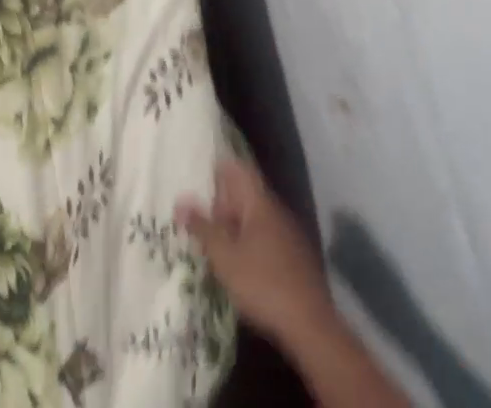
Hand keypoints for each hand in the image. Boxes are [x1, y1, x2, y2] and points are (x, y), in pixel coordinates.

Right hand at [176, 157, 339, 346]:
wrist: (310, 325)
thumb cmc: (262, 283)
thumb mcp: (224, 256)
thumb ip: (202, 227)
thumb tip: (181, 200)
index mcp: (260, 205)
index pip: (239, 170)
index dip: (218, 165)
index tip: (195, 167)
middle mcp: (276, 213)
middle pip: (245, 195)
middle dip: (219, 200)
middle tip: (191, 210)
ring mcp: (288, 236)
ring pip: (252, 218)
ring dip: (230, 224)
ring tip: (204, 236)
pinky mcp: (292, 258)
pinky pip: (262, 237)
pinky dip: (244, 241)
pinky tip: (230, 260)